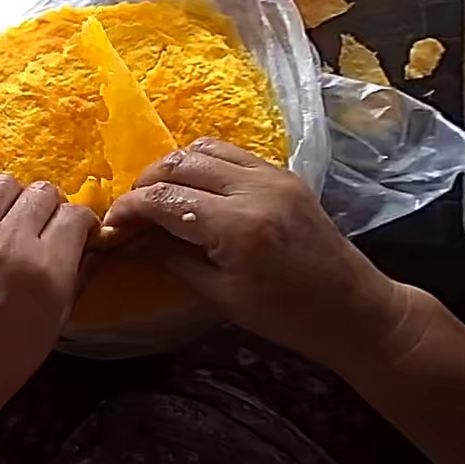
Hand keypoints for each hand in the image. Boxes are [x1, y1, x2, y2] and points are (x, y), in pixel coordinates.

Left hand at [0, 176, 96, 425]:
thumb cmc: (15, 353)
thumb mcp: (60, 314)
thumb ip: (78, 269)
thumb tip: (91, 240)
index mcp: (46, 265)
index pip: (76, 213)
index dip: (83, 222)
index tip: (79, 234)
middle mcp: (10, 241)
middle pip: (43, 191)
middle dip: (53, 207)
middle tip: (47, 228)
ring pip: (5, 183)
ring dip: (17, 198)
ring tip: (16, 221)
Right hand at [101, 139, 426, 369]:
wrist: (355, 308)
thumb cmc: (283, 315)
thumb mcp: (217, 293)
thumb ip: (169, 256)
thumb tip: (128, 239)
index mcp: (239, 227)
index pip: (163, 200)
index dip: (127, 209)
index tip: (109, 225)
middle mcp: (256, 189)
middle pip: (178, 164)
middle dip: (143, 185)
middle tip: (128, 212)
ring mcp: (273, 176)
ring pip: (201, 149)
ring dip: (168, 169)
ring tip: (155, 197)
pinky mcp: (283, 174)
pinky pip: (227, 153)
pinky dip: (198, 164)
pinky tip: (188, 189)